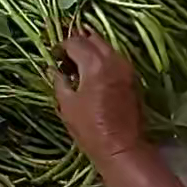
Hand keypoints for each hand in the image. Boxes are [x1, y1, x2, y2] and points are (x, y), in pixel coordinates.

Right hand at [49, 29, 147, 167]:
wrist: (122, 148)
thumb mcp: (67, 105)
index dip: (61, 47)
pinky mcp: (133, 78)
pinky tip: (93, 75)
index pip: (75, 42)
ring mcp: (126, 67)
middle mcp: (114, 59)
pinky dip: (103, 60)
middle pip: (93, 39)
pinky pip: (115, 59)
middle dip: (78, 44)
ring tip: (78, 66)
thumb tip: (54, 69)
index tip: (53, 57)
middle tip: (65, 58)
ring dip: (91, 51)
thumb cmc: (90, 130)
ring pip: (106, 47)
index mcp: (95, 64)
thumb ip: (59, 81)